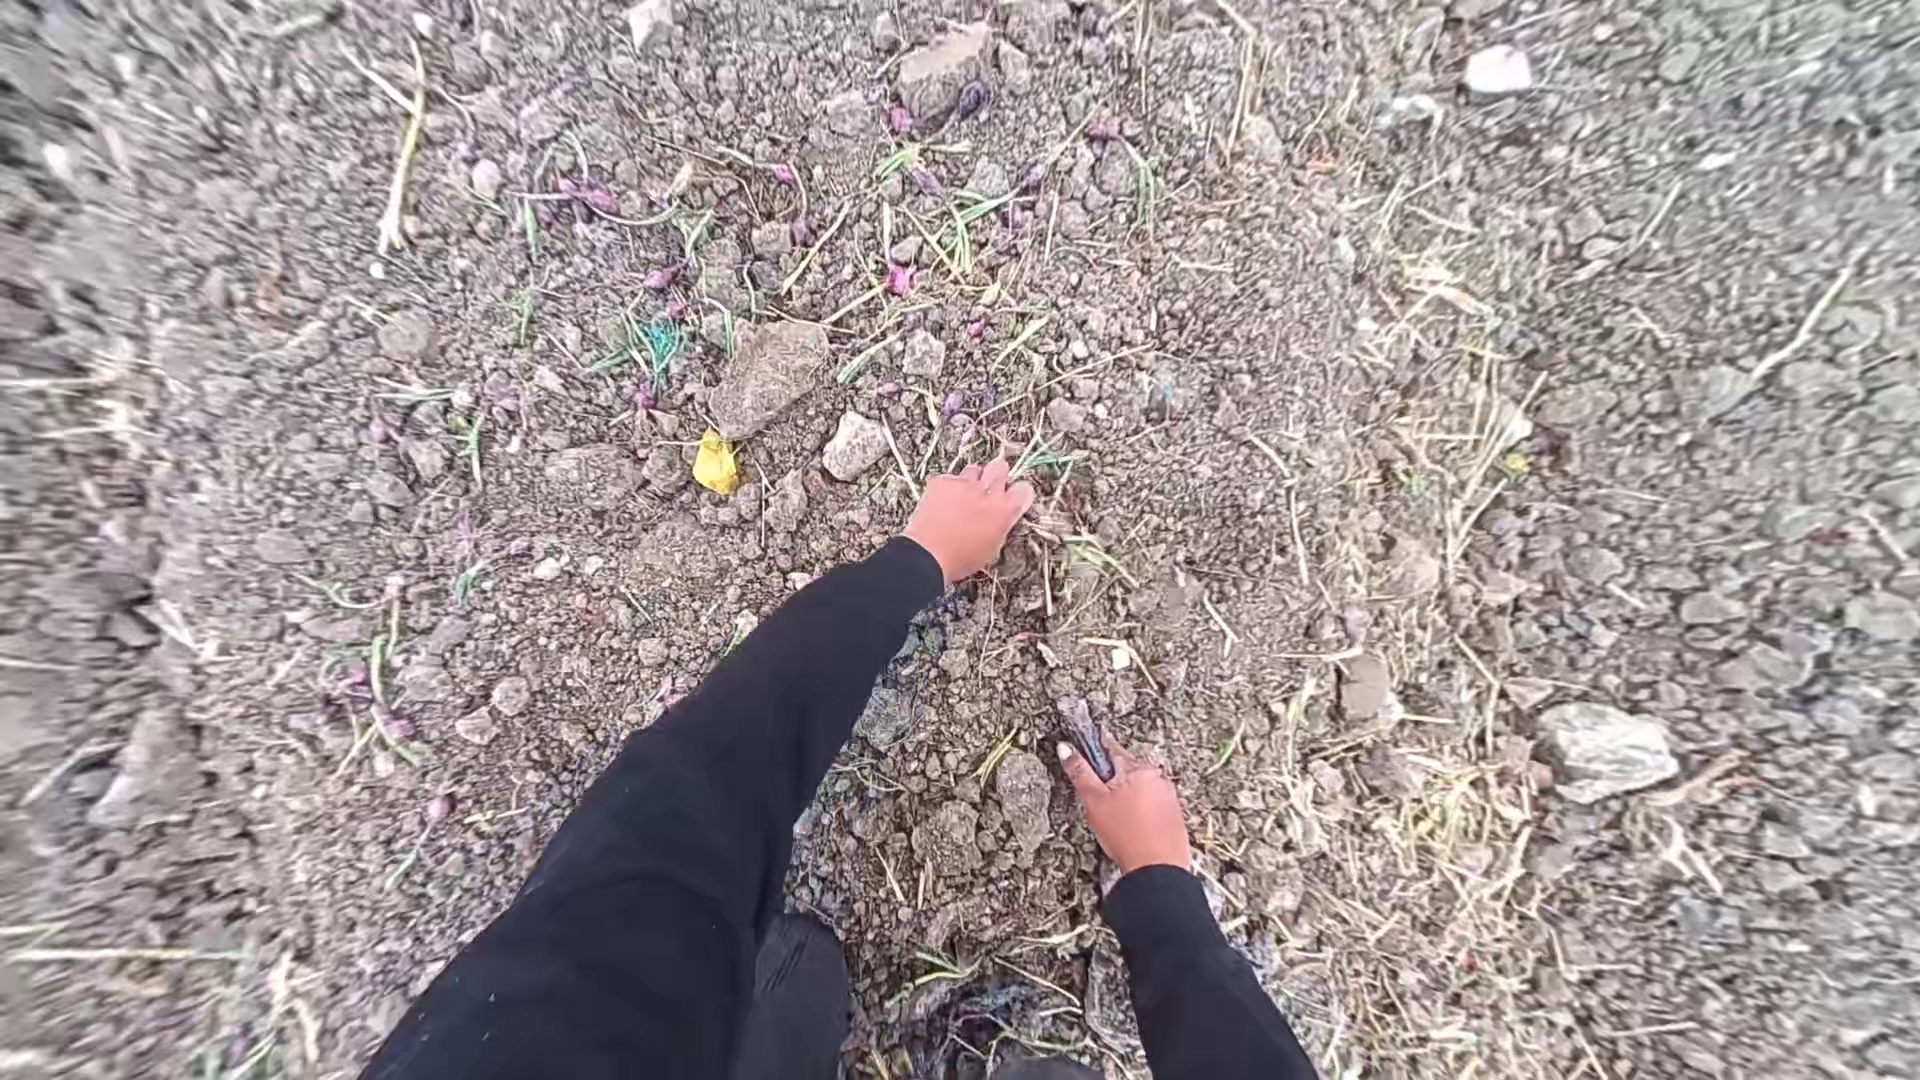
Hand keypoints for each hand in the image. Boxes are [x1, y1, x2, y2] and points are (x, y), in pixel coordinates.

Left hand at [902, 458, 1034, 585]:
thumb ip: (1002, 526)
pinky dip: (948, 486)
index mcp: (1004, 510)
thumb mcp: (992, 548)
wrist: (927, 554)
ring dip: (972, 480)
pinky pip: (950, 477)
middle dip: (997, 475)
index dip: (1017, 494)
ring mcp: (964, 484)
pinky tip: (943, 501)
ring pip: (974, 469)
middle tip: (989, 488)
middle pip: (1000, 468)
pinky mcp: (942, 482)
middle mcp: (987, 492)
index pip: (1023, 489)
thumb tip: (1005, 517)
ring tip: (964, 496)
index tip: (1011, 498)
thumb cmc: (959, 559)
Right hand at [1058, 733, 1191, 874]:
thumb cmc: (1127, 836)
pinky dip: (1140, 811)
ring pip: (1139, 788)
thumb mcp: (1093, 801)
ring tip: (1117, 820)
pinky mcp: (1174, 816)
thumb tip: (1065, 748)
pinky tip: (1132, 828)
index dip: (1094, 748)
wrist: (1158, 873)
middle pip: (1125, 769)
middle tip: (1100, 801)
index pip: (1110, 748)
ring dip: (1127, 796)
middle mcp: (1158, 777)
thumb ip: (1079, 771)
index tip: (1085, 746)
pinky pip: (1152, 804)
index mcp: (1138, 768)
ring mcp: (1169, 797)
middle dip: (1111, 780)